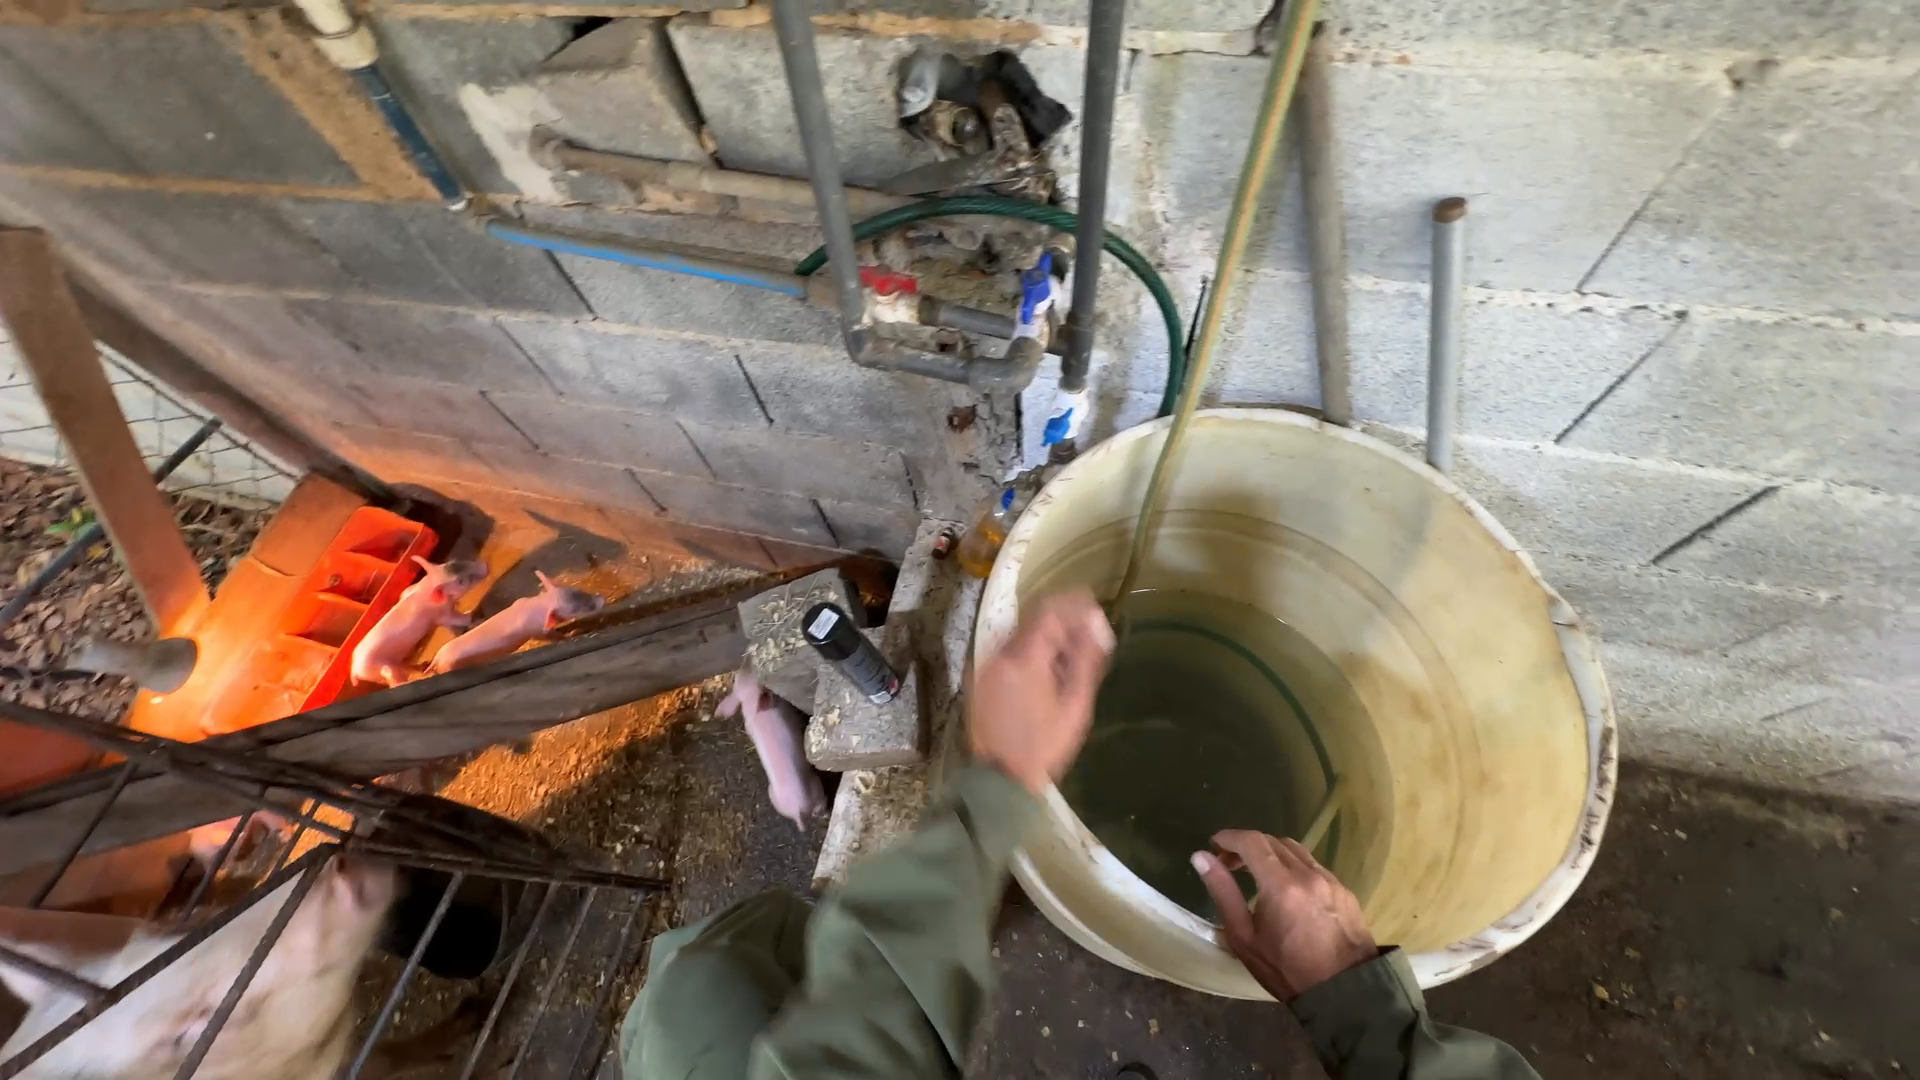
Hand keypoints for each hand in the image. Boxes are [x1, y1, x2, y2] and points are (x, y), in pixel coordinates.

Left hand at [968, 590, 1114, 792]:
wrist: (1001, 778)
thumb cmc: (1044, 746)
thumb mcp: (1075, 706)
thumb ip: (1086, 661)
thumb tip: (1097, 626)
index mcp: (1025, 657)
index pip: (1049, 611)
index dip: (1074, 604)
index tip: (1094, 607)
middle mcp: (1000, 653)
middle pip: (1033, 620)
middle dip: (1062, 620)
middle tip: (1087, 632)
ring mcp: (986, 664)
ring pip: (1020, 634)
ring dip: (1046, 636)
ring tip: (1069, 655)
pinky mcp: (980, 677)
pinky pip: (1008, 651)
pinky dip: (1029, 651)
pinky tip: (1046, 671)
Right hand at [1191, 831, 1376, 1000]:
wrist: (1347, 996)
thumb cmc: (1286, 970)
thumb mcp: (1244, 936)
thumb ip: (1222, 891)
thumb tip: (1201, 857)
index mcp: (1281, 884)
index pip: (1251, 841)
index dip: (1229, 837)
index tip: (1214, 845)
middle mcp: (1307, 874)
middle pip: (1272, 841)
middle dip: (1247, 845)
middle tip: (1231, 863)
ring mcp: (1330, 880)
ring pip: (1294, 849)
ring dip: (1271, 852)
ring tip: (1259, 872)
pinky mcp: (1344, 890)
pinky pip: (1313, 865)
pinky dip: (1293, 865)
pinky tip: (1288, 888)